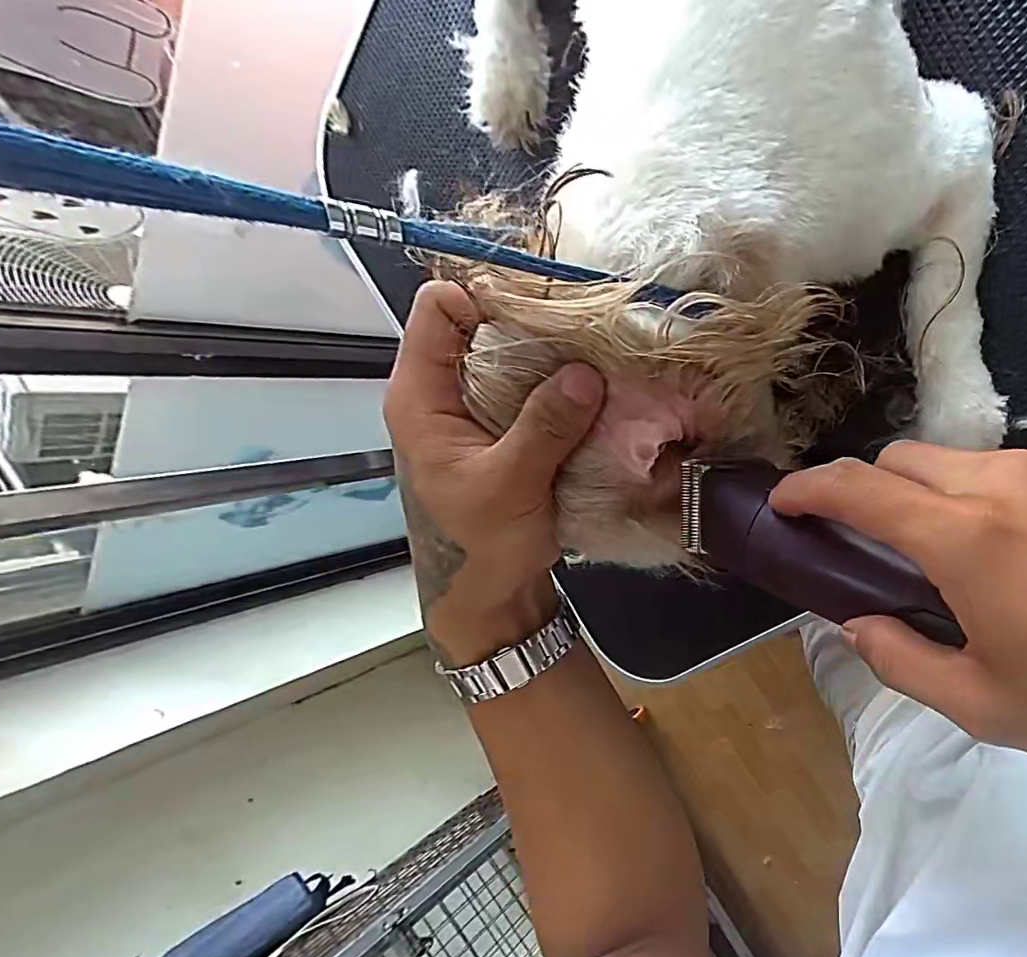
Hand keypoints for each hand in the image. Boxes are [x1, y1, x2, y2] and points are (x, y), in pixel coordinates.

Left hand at [384, 281, 604, 665]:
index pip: (440, 311)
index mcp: (422, 397)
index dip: (488, 297)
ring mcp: (484, 411)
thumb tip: (585, 372)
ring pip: (519, 360)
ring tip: (604, 358)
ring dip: (559, 358)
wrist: (495, 589)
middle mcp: (449, 393)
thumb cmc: (482, 543)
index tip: (547, 310)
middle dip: (537, 325)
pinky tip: (601, 392)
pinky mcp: (515, 430)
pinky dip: (569, 389)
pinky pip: (542, 392)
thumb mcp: (509, 485)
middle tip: (589, 332)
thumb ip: (543, 428)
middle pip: (487, 328)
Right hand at [770, 441, 1026, 809]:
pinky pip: (1011, 472)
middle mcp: (1006, 481)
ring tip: (948, 566)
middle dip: (867, 494)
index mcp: (968, 539)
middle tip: (868, 554)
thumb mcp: (992, 708)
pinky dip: (980, 499)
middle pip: (902, 460)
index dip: (809, 490)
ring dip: (927, 498)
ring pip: (957, 462)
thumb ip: (903, 659)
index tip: (785, 504)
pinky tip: (1016, 557)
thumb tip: (856, 624)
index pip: (859, 488)